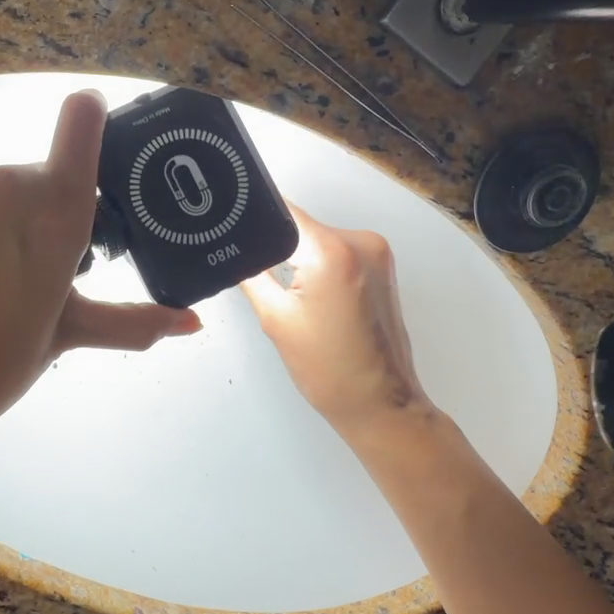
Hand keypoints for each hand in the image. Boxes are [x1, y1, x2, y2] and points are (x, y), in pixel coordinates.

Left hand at [0, 90, 201, 449]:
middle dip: (56, 213)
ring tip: (4, 291)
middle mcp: (1, 186)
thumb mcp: (65, 336)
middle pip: (43, 177)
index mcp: (50, 209)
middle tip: (55, 275)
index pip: (81, 121)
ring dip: (14, 226)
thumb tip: (192, 322)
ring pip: (1, 195)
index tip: (100, 145)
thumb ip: (131, 322)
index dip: (94, 121)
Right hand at [242, 207, 435, 439]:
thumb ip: (251, 273)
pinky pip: (337, 252)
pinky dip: (318, 267)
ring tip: (292, 298)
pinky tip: (312, 300)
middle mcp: (361, 241)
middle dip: (275, 247)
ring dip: (298, 258)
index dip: (252, 218)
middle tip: (261, 281)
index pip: (281, 211)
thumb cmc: (328, 369)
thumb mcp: (274, 318)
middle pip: (299, 225)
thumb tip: (232, 248)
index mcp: (332, 251)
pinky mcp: (382, 266)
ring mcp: (377, 252)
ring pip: (317, 239)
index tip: (232, 231)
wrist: (380, 403)